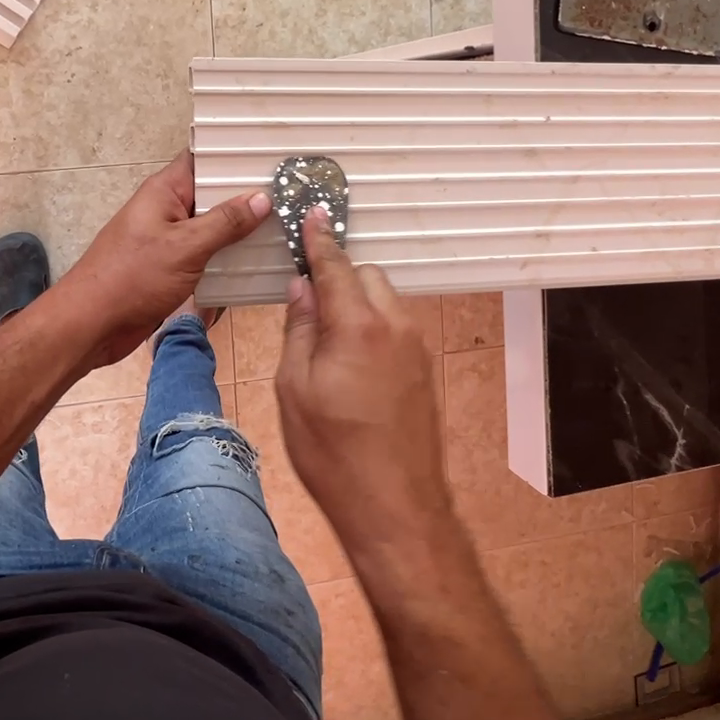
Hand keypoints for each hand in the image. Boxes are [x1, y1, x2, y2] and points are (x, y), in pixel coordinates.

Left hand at [55, 152, 270, 369]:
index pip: (202, 158)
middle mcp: (168, 210)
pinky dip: (230, 255)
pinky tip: (262, 260)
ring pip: (213, 226)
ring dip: (243, 228)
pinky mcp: (173, 268)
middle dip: (248, 193)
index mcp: (164, 191)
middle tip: (294, 190)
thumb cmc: (132, 277)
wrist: (91, 325)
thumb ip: (225, 222)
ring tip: (289, 222)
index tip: (273, 152)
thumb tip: (263, 197)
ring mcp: (170, 240)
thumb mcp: (184, 246)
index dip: (234, 154)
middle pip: (213, 193)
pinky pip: (207, 253)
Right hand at [277, 208, 452, 545]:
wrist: (395, 507)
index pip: (336, 265)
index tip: (313, 212)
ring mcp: (415, 347)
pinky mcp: (423, 370)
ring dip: (356, 303)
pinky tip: (350, 363)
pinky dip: (371, 325)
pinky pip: (393, 327)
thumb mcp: (295, 387)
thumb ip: (300, 327)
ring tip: (326, 342)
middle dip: (339, 277)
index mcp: (359, 325)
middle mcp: (395, 325)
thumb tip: (303, 287)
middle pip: (366, 276)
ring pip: (383, 300)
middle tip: (307, 306)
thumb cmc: (332, 450)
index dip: (320, 239)